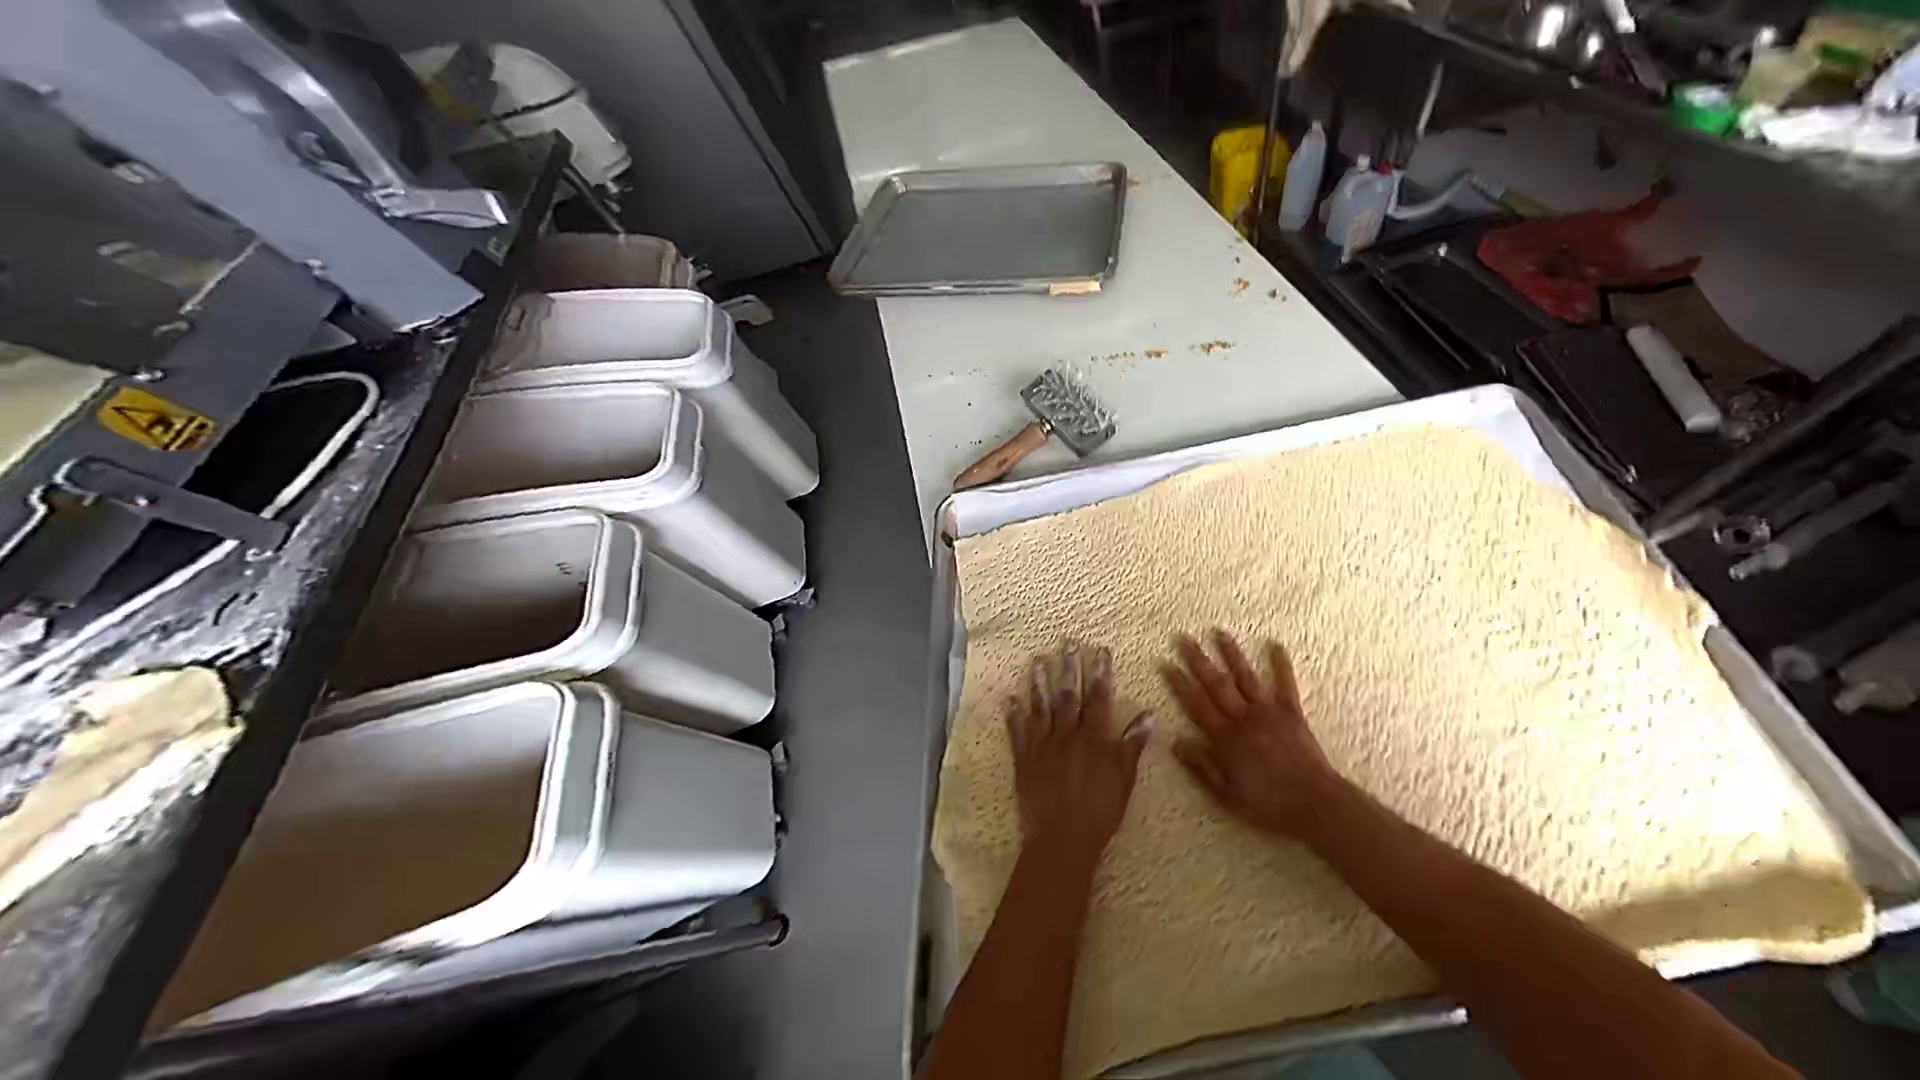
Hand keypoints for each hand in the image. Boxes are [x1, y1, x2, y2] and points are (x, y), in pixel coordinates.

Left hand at [1008, 645, 1152, 861]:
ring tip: (1038, 662)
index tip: (1100, 651)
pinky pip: (1018, 733)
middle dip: (1070, 668)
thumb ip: (1133, 744)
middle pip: (1069, 696)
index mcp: (1094, 739)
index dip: (1101, 673)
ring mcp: (1043, 746)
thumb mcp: (1124, 779)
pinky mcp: (1024, 760)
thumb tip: (1149, 715)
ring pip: (1041, 708)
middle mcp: (1067, 735)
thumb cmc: (1100, 812)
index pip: (1099, 698)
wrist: (1062, 839)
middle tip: (1068, 645)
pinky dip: (1014, 715)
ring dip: (1039, 684)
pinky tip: (1011, 699)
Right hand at [1163, 630, 1349, 841]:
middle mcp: (1243, 718)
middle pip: (1217, 684)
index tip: (1167, 664)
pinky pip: (1286, 685)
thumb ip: (1201, 766)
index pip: (1196, 704)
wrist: (1315, 804)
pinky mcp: (1292, 714)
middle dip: (1199, 661)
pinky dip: (1281, 665)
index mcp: (1225, 738)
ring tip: (1220, 633)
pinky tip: (1276, 646)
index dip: (1180, 683)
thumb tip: (1177, 741)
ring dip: (1232, 655)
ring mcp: (1268, 713)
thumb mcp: (1226, 794)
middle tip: (1185, 639)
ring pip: (1246, 678)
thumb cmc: (1268, 804)